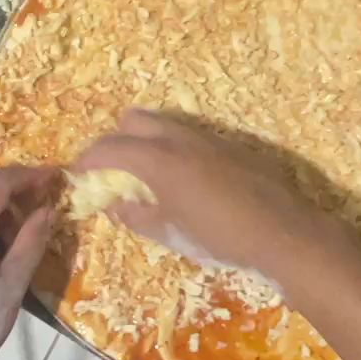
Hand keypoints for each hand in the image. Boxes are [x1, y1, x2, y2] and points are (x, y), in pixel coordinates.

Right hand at [72, 110, 330, 273]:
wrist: (283, 234)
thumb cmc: (220, 238)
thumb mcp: (170, 234)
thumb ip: (135, 215)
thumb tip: (112, 205)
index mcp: (158, 160)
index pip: (109, 148)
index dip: (87, 160)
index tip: (77, 174)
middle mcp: (180, 139)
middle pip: (132, 121)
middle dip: (114, 141)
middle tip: (110, 171)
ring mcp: (207, 138)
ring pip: (162, 124)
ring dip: (144, 141)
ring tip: (143, 174)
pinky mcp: (229, 145)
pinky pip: (187, 135)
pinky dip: (170, 147)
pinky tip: (180, 178)